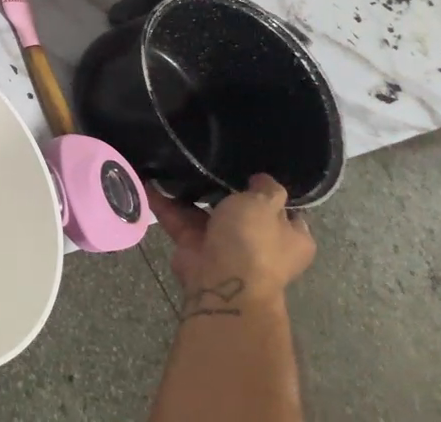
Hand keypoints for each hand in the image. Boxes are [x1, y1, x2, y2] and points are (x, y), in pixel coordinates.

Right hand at [149, 174, 314, 312]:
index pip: (285, 211)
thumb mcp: (264, 205)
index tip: (247, 171)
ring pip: (205, 214)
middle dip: (221, 191)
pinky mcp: (196, 247)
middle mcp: (261, 243)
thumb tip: (262, 180)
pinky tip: (149, 182)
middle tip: (203, 163)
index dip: (268, 192)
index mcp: (291, 237)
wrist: (221, 277)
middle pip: (241, 211)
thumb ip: (267, 189)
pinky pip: (178, 219)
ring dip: (187, 194)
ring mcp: (226, 246)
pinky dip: (164, 204)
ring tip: (168, 166)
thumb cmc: (252, 240)